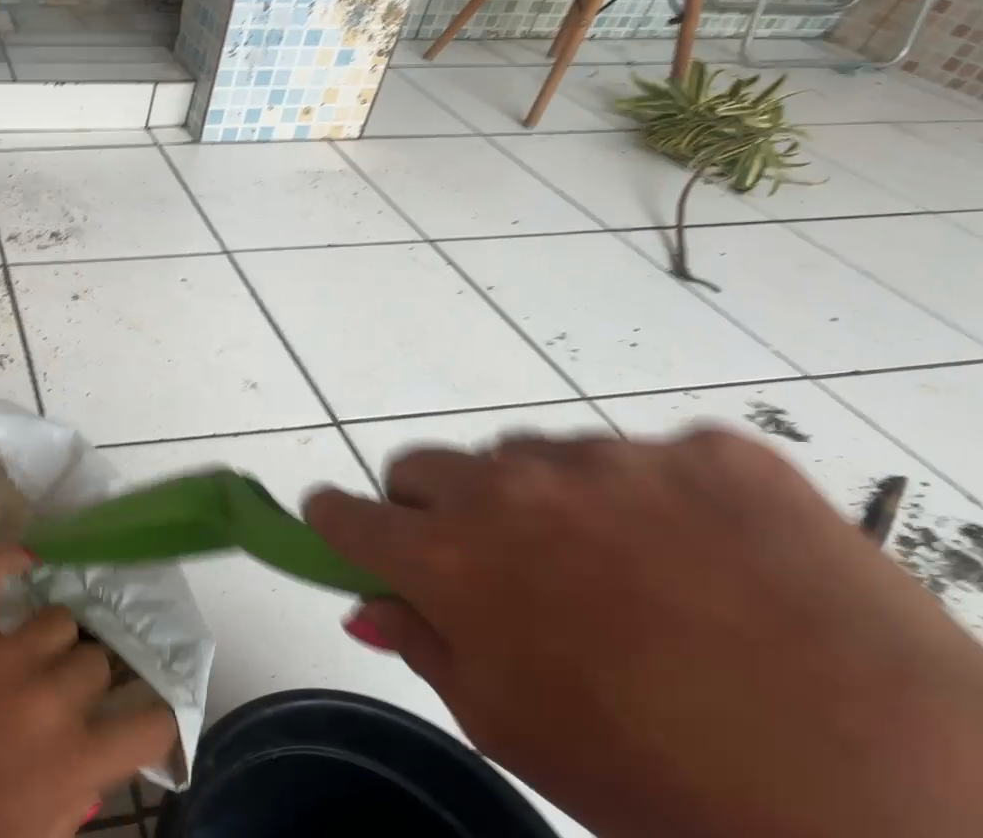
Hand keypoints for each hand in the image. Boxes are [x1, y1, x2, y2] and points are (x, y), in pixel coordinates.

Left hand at [0, 545, 175, 837]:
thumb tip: (90, 772)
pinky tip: (25, 560)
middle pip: (99, 661)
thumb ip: (69, 804)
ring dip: (52, 637)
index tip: (139, 720)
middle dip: (89, 680)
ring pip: (58, 618)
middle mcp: (48, 699)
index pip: (152, 721)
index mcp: (73, 763)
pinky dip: (10, 559)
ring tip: (33, 651)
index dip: (153, 720)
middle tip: (65, 692)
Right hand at [305, 430, 982, 837]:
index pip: (347, 512)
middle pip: (426, 466)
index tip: (348, 532)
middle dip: (435, 509)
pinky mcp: (712, 448)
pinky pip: (641, 459)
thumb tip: (371, 600)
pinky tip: (704, 563)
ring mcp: (615, 457)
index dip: (340, 523)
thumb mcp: (511, 726)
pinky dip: (645, 500)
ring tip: (620, 574)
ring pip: (531, 458)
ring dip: (539, 501)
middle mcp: (512, 486)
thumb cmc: (659, 777)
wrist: (898, 791)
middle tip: (494, 569)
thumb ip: (424, 644)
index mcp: (449, 558)